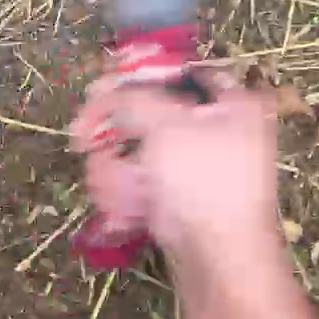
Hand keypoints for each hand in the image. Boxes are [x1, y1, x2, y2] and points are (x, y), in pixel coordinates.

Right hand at [71, 71, 280, 273]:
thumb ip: (132, 95)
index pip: (184, 70)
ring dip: (110, 151)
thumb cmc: (202, 180)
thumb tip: (105, 87)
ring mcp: (193, 156)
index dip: (145, 70)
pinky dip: (119, 174)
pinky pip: (137, 165)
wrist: (214, 248)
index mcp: (233, 104)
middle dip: (112, 119)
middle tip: (85, 128)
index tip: (108, 79)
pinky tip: (116, 190)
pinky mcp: (173, 182)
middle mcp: (216, 125)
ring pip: (135, 137)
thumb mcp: (166, 124)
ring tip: (102, 168)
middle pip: (150, 104)